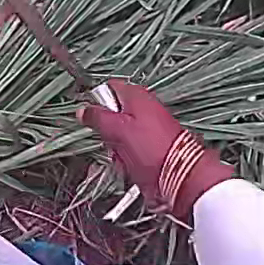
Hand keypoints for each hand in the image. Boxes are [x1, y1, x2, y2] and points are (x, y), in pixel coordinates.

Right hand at [79, 81, 234, 221]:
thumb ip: (97, 117)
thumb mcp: (117, 129)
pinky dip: (127, 158)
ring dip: (116, 148)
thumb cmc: (153, 149)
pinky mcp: (152, 146)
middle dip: (106, 130)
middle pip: (112, 114)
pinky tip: (131, 166)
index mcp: (136, 96)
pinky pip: (129, 150)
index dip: (96, 101)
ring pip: (119, 135)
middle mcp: (144, 108)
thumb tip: (82, 109)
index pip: (108, 87)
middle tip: (111, 140)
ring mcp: (149, 128)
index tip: (91, 115)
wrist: (182, 177)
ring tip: (123, 157)